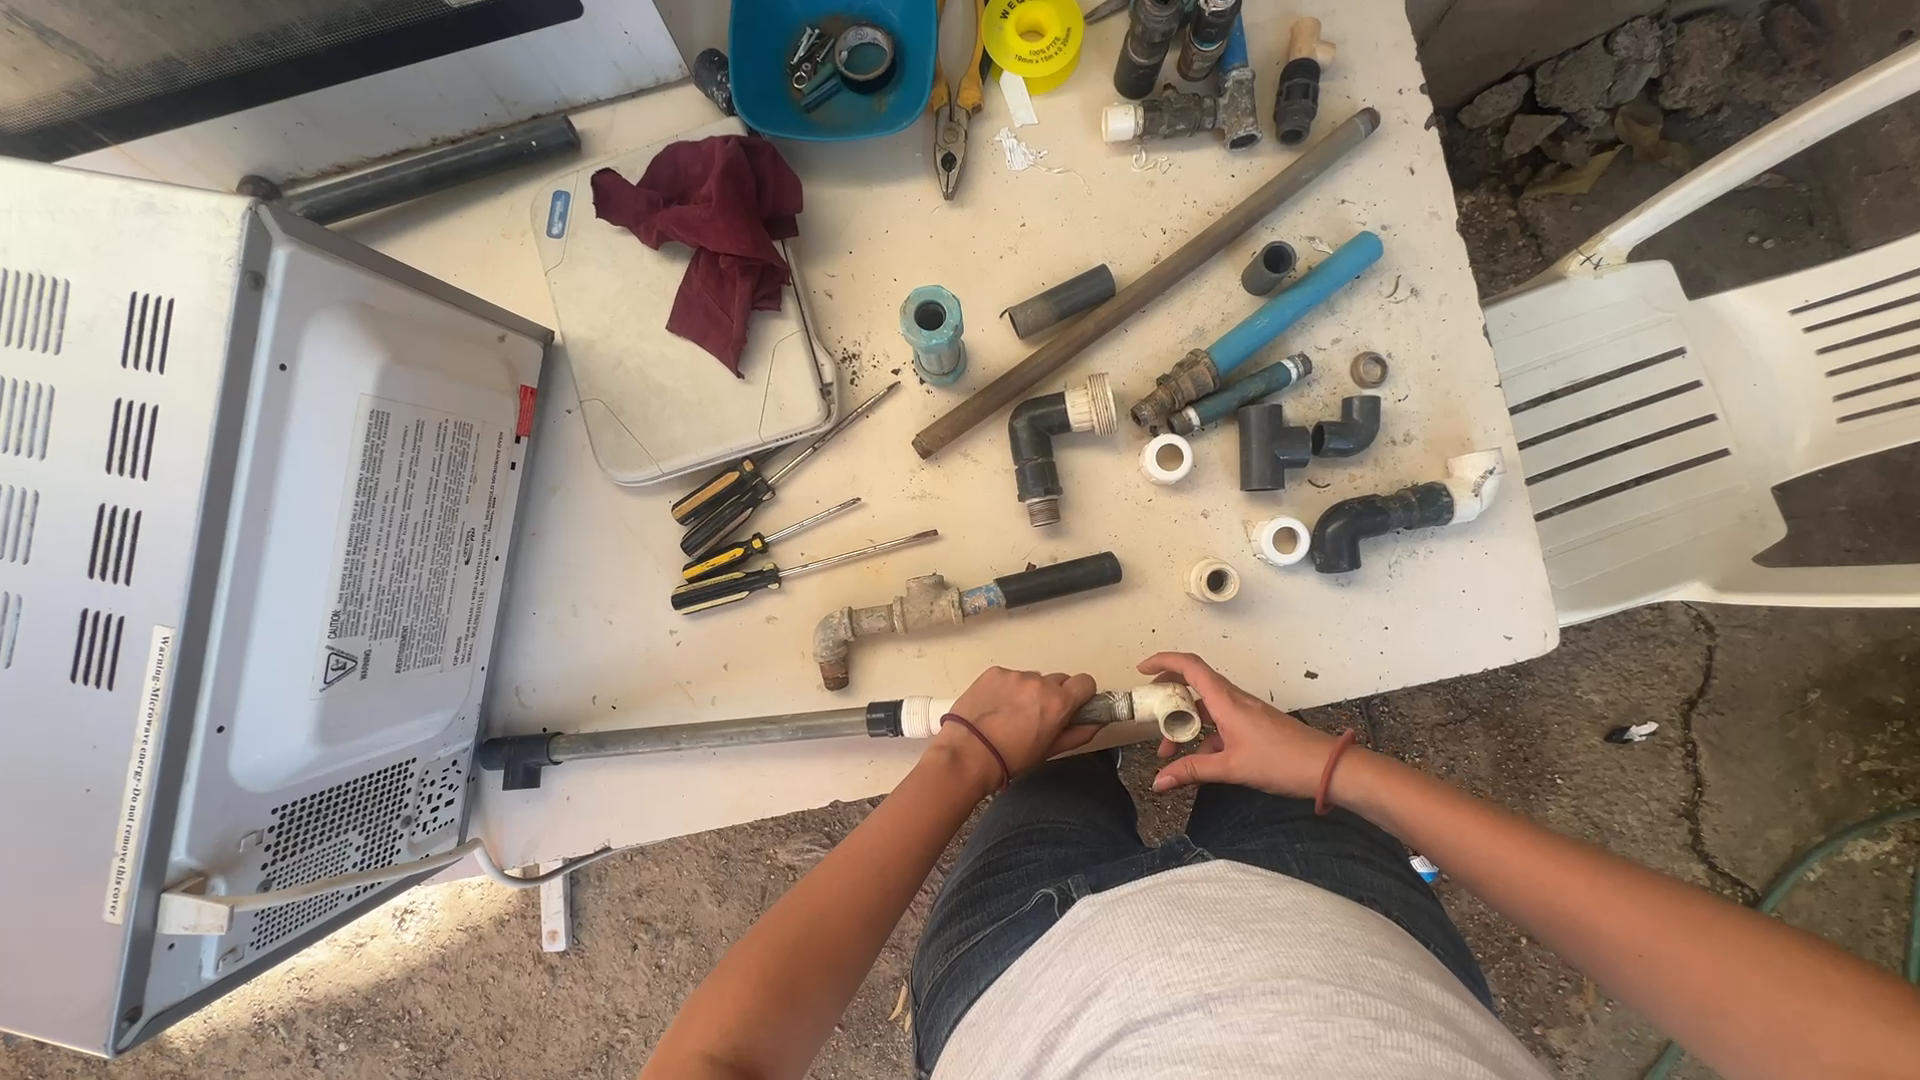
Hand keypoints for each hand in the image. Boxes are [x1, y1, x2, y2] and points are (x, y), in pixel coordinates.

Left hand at [934, 667, 1099, 791]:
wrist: (968, 752)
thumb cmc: (1010, 758)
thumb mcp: (1050, 750)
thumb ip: (1078, 734)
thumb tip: (1096, 723)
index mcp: (1058, 702)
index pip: (1085, 682)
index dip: (1081, 694)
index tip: (1073, 705)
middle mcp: (1039, 682)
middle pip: (1057, 680)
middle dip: (1052, 694)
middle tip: (1037, 715)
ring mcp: (1015, 675)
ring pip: (1031, 679)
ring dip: (1027, 691)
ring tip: (1009, 714)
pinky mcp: (994, 672)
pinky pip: (1008, 676)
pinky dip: (1005, 688)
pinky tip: (994, 707)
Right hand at [1138, 652, 1338, 798]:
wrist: (1327, 768)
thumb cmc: (1284, 762)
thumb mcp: (1230, 768)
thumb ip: (1192, 772)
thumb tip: (1159, 781)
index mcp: (1226, 701)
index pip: (1189, 666)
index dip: (1163, 661)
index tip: (1142, 670)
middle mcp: (1233, 700)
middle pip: (1193, 684)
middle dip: (1167, 695)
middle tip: (1150, 711)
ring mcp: (1243, 712)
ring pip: (1204, 707)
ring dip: (1184, 723)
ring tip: (1169, 749)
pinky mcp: (1252, 725)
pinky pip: (1219, 722)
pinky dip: (1203, 736)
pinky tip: (1198, 761)